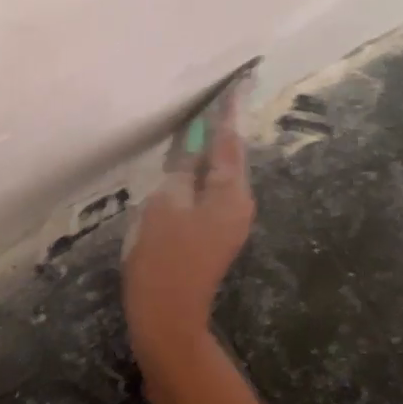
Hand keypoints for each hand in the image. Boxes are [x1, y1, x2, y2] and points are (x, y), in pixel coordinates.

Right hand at [123, 88, 254, 361]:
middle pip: (229, 158)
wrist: (167, 318)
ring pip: (219, 176)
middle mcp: (238, 206)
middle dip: (221, 129)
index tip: (235, 84)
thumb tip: (189, 152)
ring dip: (209, 151)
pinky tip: (186, 164)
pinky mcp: (212, 235)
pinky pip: (209, 192)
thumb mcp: (164, 207)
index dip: (227, 114)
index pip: (229, 143)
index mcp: (231, 195)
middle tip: (216, 97)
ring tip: (199, 122)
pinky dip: (199, 174)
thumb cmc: (164, 261)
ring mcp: (228, 223)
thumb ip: (179, 173)